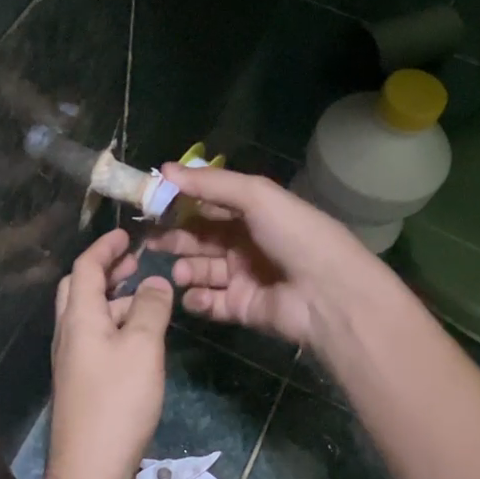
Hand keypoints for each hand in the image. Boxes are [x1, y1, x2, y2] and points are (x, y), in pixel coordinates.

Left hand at [45, 229, 176, 478]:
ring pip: (90, 317)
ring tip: (149, 300)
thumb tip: (156, 281)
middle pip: (79, 290)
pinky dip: (117, 328)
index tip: (127, 233)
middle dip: (106, 272)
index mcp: (78, 317)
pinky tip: (142, 341)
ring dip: (116, 301)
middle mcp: (68, 334)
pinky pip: (97, 341)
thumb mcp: (143, 348)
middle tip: (136, 264)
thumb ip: (151, 309)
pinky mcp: (83, 384)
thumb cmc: (117, 401)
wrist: (90, 468)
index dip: (105, 247)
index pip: (85, 268)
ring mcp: (73, 361)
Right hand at [144, 162, 401, 349]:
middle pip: (201, 238)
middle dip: (175, 239)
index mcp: (254, 213)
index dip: (180, 204)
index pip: (209, 205)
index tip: (150, 205)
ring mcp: (244, 277)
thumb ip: (211, 183)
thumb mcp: (257, 196)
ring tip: (182, 271)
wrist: (329, 295)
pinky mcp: (241, 308)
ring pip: (202, 270)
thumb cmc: (295, 237)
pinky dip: (198, 299)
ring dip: (186, 268)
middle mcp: (247, 242)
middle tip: (151, 242)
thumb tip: (164, 170)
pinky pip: (210, 302)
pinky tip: (197, 295)